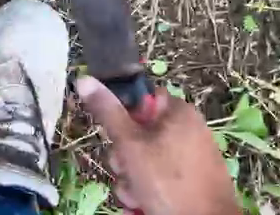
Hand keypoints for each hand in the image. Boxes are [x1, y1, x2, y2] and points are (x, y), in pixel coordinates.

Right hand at [74, 76, 239, 214]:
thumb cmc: (169, 182)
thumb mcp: (130, 144)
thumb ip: (107, 111)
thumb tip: (84, 78)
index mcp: (178, 112)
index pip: (139, 100)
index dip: (123, 117)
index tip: (116, 137)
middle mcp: (188, 131)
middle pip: (139, 133)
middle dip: (124, 158)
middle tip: (125, 171)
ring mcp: (193, 160)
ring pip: (147, 161)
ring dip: (132, 180)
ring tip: (135, 197)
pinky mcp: (195, 185)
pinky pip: (162, 179)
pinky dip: (149, 191)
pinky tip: (143, 207)